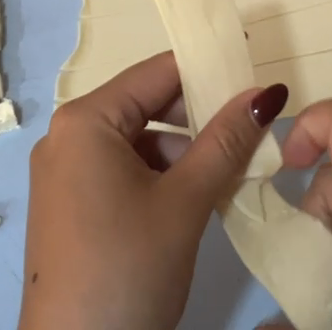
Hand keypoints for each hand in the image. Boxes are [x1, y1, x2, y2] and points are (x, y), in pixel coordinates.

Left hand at [19, 51, 289, 329]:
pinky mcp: (70, 203)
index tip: (249, 63)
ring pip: (138, 140)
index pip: (156, 73)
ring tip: (232, 167)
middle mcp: (68, 135)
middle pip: (145, 104)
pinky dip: (160, 174)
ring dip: (184, 150)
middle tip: (250, 123)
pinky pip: (122, 168)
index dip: (205, 68)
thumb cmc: (127, 267)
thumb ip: (226, 141)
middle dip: (198, 115)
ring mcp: (65, 171)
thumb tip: (266, 91)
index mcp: (85, 120)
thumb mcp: (184, 202)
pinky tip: (196, 195)